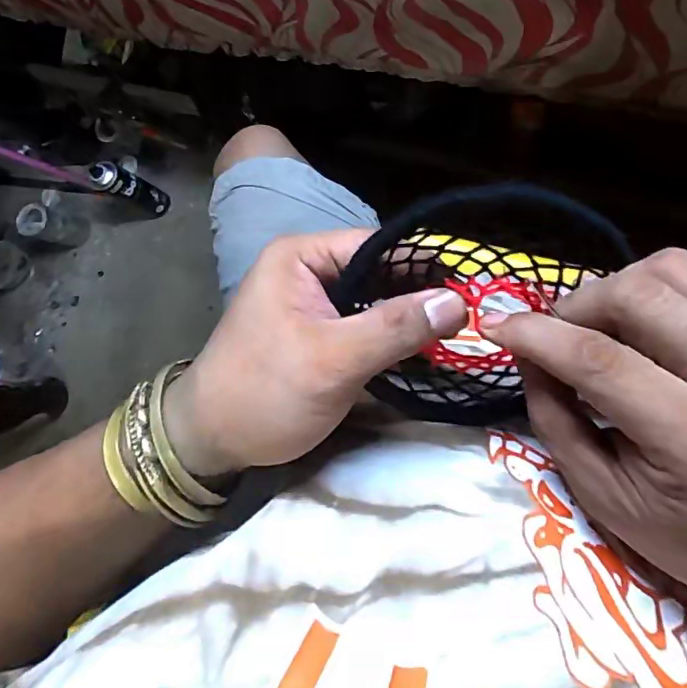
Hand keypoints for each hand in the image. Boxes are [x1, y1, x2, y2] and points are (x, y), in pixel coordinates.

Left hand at [162, 229, 468, 476]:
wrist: (209, 443)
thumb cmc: (265, 393)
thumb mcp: (333, 360)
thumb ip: (395, 326)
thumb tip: (459, 301)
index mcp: (302, 256)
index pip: (378, 244)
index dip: (426, 262)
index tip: (474, 282)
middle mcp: (309, 268)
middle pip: (380, 269)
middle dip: (423, 290)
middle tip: (476, 310)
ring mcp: (314, 300)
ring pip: (377, 297)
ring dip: (412, 314)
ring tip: (462, 327)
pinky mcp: (321, 330)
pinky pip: (368, 321)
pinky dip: (395, 333)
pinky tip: (429, 345)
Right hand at [483, 249, 686, 630]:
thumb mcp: (606, 499)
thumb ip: (555, 417)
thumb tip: (525, 348)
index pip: (602, 361)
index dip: (537, 335)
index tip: (496, 326)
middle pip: (639, 294)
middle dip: (577, 304)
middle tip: (556, 338)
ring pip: (669, 268)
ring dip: (614, 288)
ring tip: (598, 331)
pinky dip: (647, 293)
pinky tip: (638, 333)